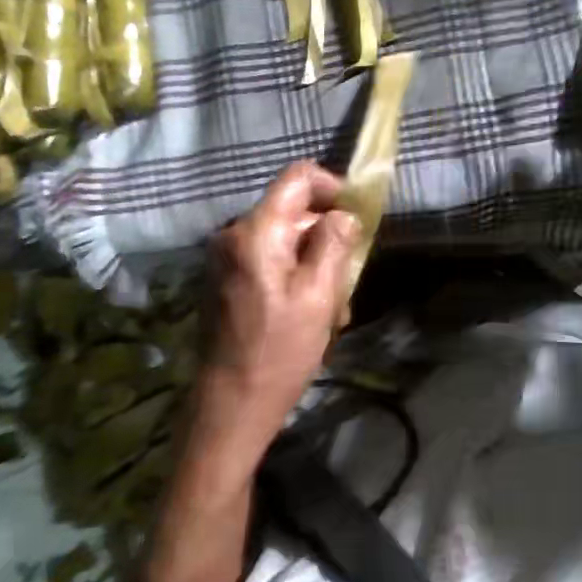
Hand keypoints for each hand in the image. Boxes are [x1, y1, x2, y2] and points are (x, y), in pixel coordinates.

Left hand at [185, 162, 359, 479]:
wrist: (230, 404)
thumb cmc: (278, 352)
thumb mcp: (318, 296)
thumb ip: (333, 245)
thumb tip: (343, 214)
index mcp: (255, 232)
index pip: (297, 178)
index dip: (332, 187)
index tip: (356, 218)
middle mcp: (233, 235)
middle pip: (292, 213)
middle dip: (327, 241)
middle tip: (349, 284)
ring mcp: (226, 259)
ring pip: (284, 242)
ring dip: (315, 267)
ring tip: (332, 312)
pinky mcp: (226, 280)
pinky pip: (268, 262)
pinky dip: (294, 279)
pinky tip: (310, 317)